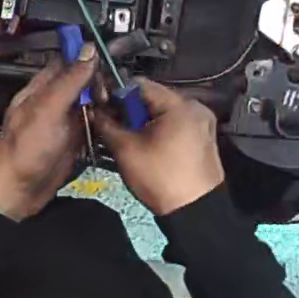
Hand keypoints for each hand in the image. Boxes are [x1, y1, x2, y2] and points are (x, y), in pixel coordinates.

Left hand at [0, 46, 98, 219]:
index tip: (105, 58)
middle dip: (99, 83)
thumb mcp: (48, 110)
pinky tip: (112, 123)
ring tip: (112, 107)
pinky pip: (93, 125)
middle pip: (82, 82)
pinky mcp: (73, 141)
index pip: (66, 62)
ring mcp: (64, 122)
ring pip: (90, 103)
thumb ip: (69, 81)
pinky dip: (104, 123)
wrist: (20, 192)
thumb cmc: (24, 152)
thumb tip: (87, 53)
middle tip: (107, 92)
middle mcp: (53, 103)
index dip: (85, 58)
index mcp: (41, 89)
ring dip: (104, 103)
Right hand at [92, 77, 223, 215]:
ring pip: (163, 112)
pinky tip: (146, 145)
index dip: (116, 93)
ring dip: (143, 121)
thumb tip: (94, 110)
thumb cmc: (160, 177)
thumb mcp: (126, 149)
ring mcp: (203, 123)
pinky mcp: (204, 138)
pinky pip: (175, 125)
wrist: (196, 212)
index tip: (101, 106)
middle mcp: (195, 107)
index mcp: (180, 104)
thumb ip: (107, 124)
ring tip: (127, 138)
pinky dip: (158, 130)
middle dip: (129, 109)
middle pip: (153, 97)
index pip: (140, 84)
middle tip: (110, 124)